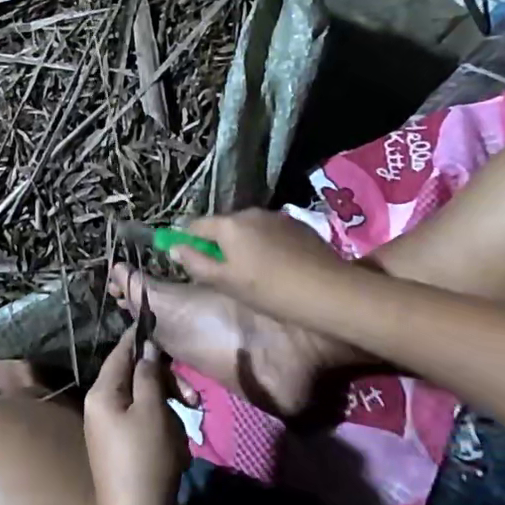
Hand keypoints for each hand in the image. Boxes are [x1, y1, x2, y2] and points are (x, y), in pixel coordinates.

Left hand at [85, 328, 188, 504]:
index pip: (120, 352)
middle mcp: (99, 407)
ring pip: (144, 403)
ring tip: (184, 431)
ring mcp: (108, 430)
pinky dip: (163, 429)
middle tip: (193, 400)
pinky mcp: (121, 451)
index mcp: (101, 393)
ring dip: (168, 409)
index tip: (159, 324)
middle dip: (165, 384)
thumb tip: (146, 347)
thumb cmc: (145, 461)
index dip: (140, 338)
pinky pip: (144, 425)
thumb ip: (149, 375)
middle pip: (134, 378)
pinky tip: (177, 449)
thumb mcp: (153, 411)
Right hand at [168, 208, 344, 313]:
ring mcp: (277, 217)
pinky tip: (277, 267)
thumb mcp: (225, 282)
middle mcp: (250, 212)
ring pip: (248, 229)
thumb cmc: (270, 290)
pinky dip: (266, 245)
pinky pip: (271, 233)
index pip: (195, 226)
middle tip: (224, 272)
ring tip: (253, 272)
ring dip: (244, 244)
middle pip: (224, 226)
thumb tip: (174, 248)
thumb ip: (195, 262)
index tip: (188, 258)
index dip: (187, 241)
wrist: (330, 292)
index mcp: (228, 224)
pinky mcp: (299, 226)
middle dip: (219, 244)